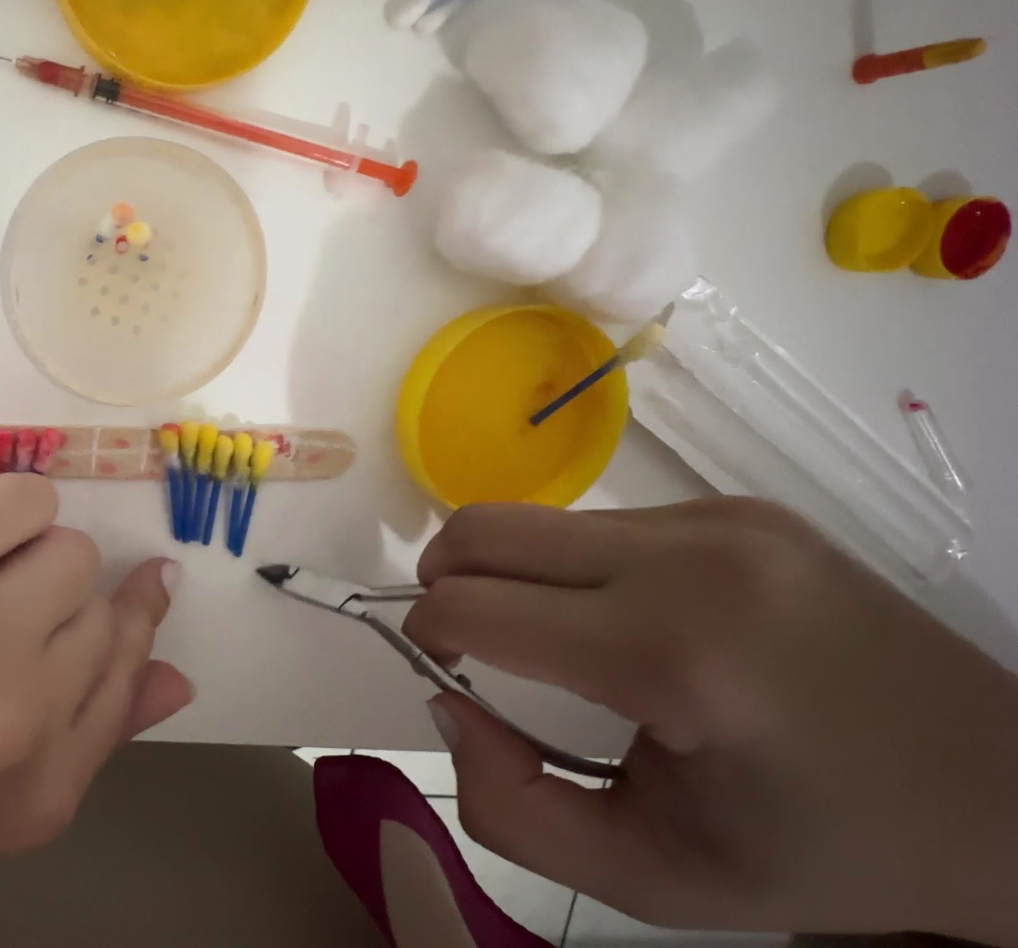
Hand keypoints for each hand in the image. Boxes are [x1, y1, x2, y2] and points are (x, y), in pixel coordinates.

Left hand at [0, 474, 193, 852]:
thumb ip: (84, 737)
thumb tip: (176, 680)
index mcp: (33, 796)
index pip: (127, 679)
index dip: (130, 628)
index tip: (144, 586)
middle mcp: (19, 722)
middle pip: (102, 610)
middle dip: (48, 602)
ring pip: (69, 548)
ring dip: (21, 554)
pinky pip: (26, 497)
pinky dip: (1, 506)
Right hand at [402, 499, 1017, 941]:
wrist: (1015, 801)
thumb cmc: (822, 853)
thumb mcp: (648, 877)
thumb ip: (508, 806)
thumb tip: (446, 700)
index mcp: (673, 656)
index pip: (472, 606)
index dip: (426, 635)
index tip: (444, 674)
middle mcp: (692, 558)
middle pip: (482, 530)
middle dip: (441, 582)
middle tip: (464, 645)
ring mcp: (719, 519)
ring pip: (533, 521)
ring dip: (510, 575)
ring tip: (553, 642)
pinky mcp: (737, 507)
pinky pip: (598, 522)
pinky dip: (571, 567)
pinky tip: (625, 621)